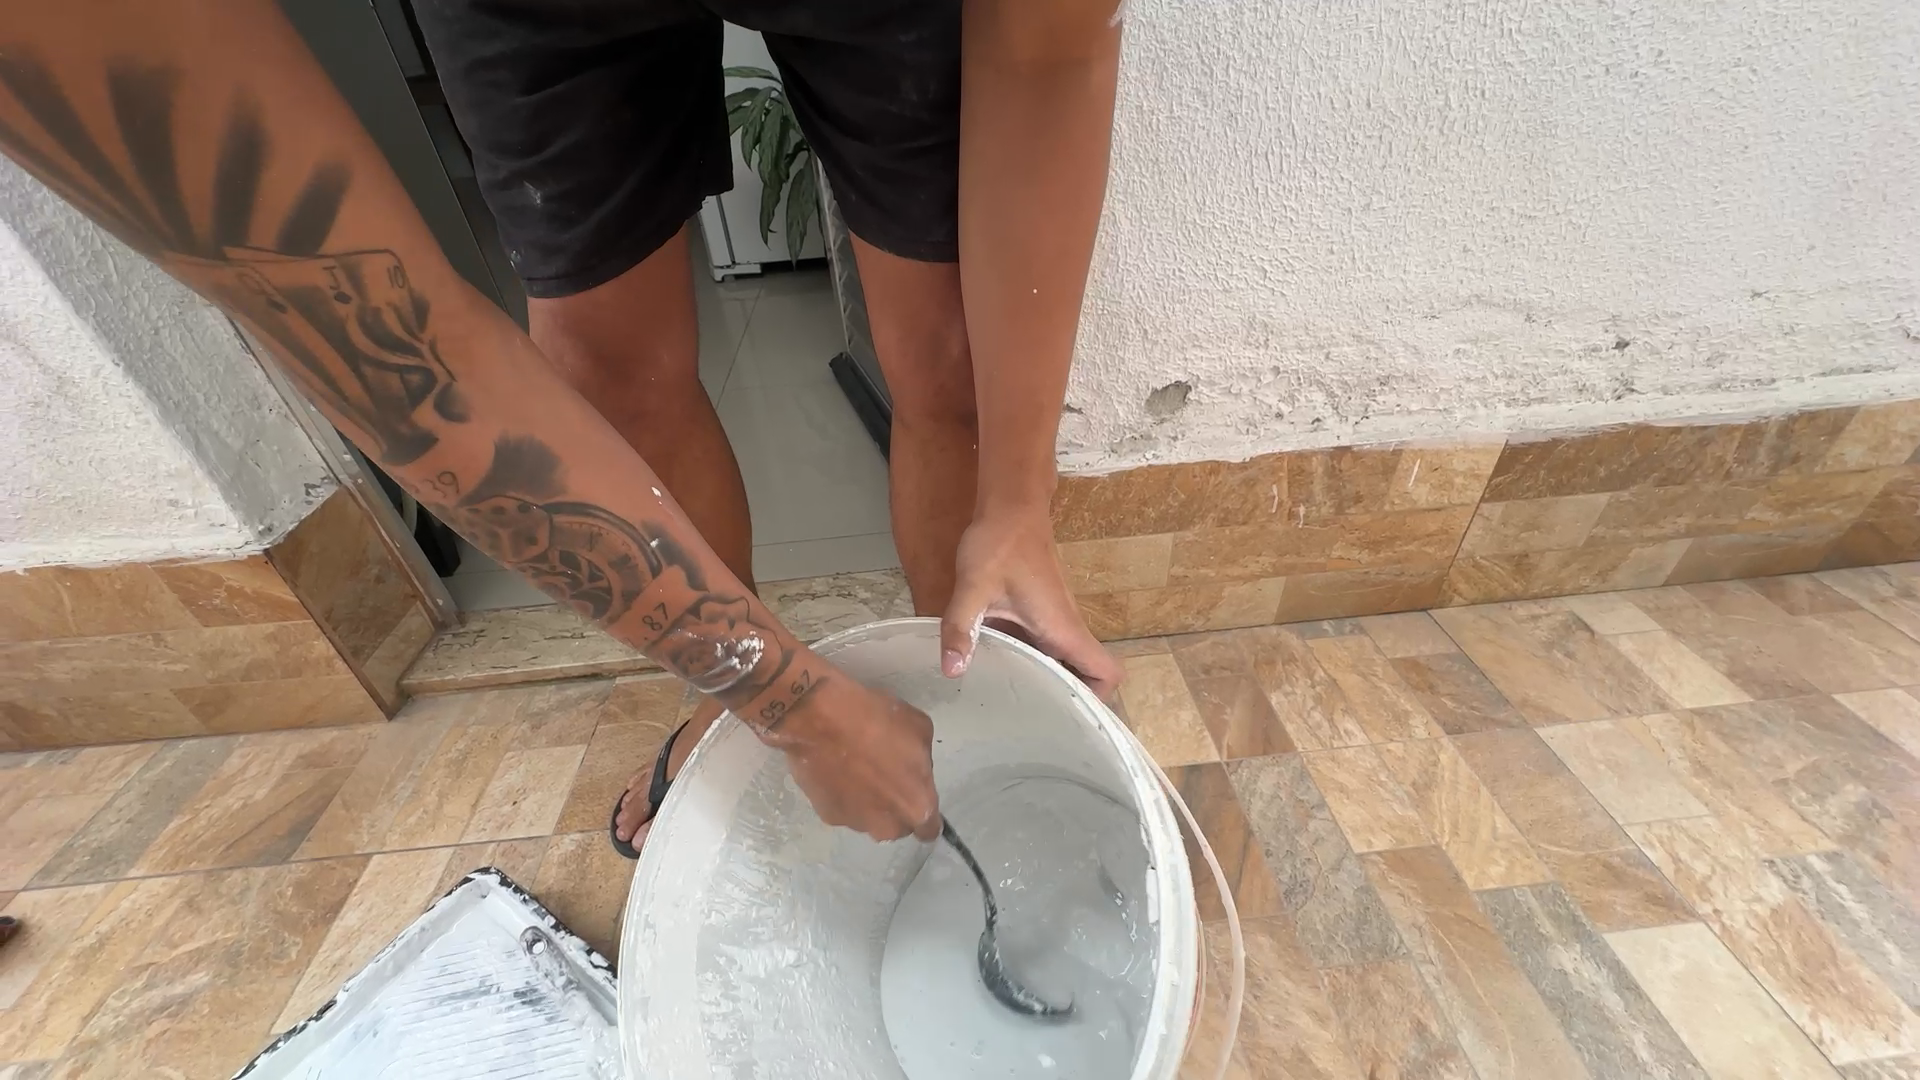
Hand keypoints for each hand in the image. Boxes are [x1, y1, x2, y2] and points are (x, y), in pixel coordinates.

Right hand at [763, 664, 940, 842]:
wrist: (819, 718)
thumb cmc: (876, 720)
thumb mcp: (919, 727)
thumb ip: (923, 759)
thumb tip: (912, 768)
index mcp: (917, 805)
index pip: (929, 830)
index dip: (925, 810)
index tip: (915, 793)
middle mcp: (887, 825)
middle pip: (898, 826)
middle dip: (896, 807)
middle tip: (887, 775)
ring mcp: (855, 823)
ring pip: (870, 819)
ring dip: (869, 802)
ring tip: (858, 768)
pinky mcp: (827, 815)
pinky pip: (844, 809)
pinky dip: (844, 795)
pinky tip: (838, 769)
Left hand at [940, 512, 1122, 699]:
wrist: (1009, 507)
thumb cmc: (1000, 545)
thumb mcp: (974, 587)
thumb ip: (961, 628)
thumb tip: (952, 670)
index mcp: (1062, 628)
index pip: (1107, 672)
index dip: (1097, 698)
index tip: (1066, 715)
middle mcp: (1065, 628)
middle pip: (1085, 676)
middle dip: (1065, 701)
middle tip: (1029, 725)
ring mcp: (1053, 620)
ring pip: (1062, 662)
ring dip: (1044, 682)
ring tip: (1009, 707)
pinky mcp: (1038, 612)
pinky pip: (1042, 647)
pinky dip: (1027, 663)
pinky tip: (992, 671)